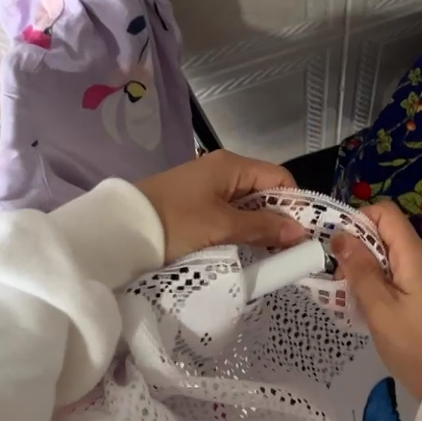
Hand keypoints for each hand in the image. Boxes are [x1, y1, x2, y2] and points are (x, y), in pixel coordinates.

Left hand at [136, 150, 306, 262]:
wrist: (118, 232)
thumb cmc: (174, 222)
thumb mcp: (221, 226)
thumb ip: (262, 227)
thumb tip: (300, 231)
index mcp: (232, 165)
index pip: (279, 178)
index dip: (295, 203)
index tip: (303, 234)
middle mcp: (222, 169)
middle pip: (264, 191)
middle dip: (278, 218)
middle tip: (289, 250)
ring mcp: (207, 186)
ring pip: (246, 205)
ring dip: (258, 226)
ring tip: (269, 254)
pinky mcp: (194, 204)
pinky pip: (229, 213)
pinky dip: (239, 229)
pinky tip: (243, 249)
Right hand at [333, 201, 421, 400]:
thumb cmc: (415, 345)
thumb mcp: (380, 308)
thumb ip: (360, 270)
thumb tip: (341, 236)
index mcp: (413, 254)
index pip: (385, 212)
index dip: (358, 220)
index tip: (336, 245)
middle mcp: (421, 259)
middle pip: (385, 233)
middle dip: (357, 247)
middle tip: (337, 276)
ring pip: (388, 256)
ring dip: (364, 268)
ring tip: (346, 294)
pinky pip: (395, 275)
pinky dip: (377, 283)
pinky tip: (365, 307)